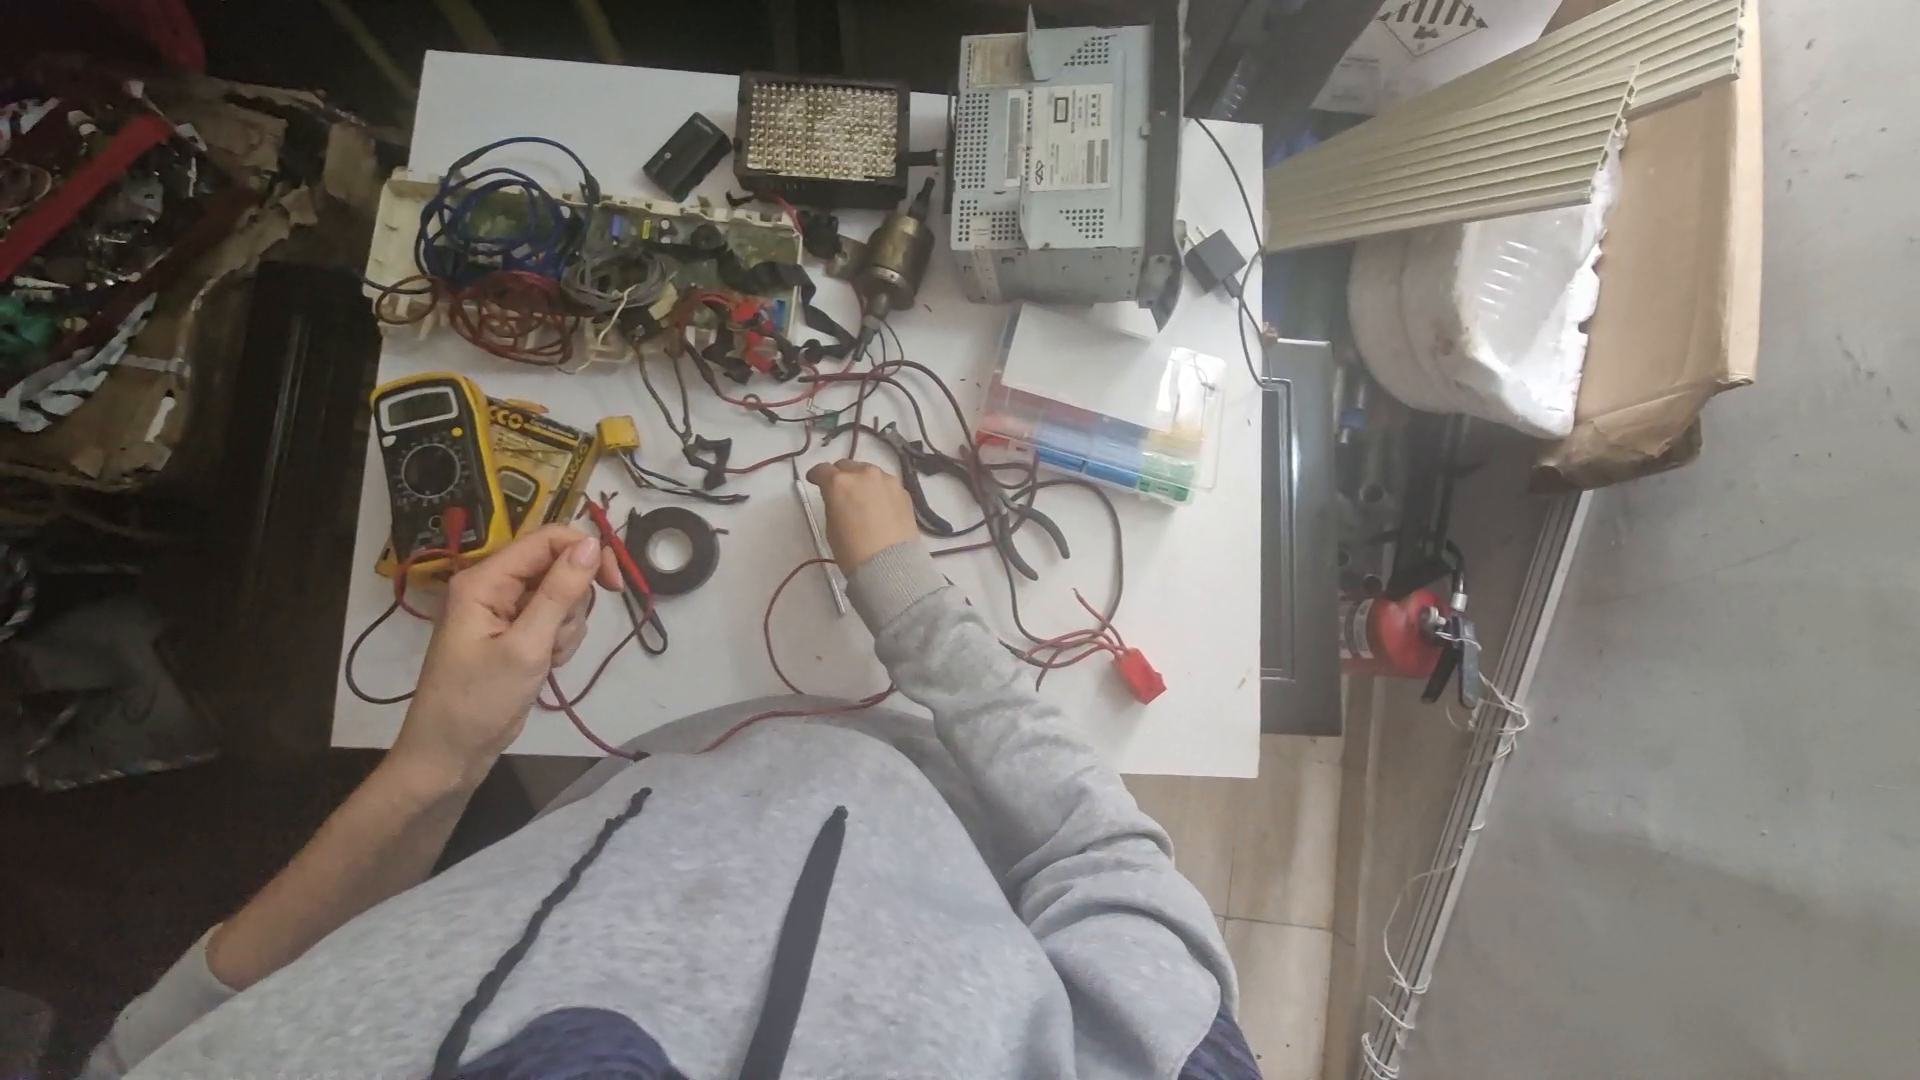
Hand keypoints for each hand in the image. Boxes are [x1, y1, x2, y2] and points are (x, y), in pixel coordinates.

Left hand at [394, 525, 621, 787]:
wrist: (450, 755)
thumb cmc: (479, 700)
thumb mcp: (527, 645)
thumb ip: (560, 592)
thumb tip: (592, 543)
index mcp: (485, 580)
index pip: (548, 540)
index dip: (586, 553)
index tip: (615, 585)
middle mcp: (494, 587)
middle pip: (558, 567)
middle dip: (573, 601)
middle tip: (559, 637)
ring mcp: (505, 611)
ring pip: (562, 595)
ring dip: (567, 626)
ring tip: (546, 657)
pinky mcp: (516, 632)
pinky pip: (555, 619)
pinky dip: (560, 640)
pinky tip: (545, 665)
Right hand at [807, 459, 920, 573]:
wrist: (891, 564)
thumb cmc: (854, 551)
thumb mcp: (832, 527)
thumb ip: (833, 504)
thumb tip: (839, 499)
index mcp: (839, 483)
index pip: (822, 470)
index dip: (817, 476)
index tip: (816, 481)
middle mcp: (864, 474)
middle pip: (847, 466)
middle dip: (841, 476)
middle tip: (841, 492)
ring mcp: (887, 480)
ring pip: (869, 472)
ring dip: (862, 481)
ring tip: (863, 499)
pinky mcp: (903, 491)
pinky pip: (886, 484)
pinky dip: (880, 491)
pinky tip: (880, 506)